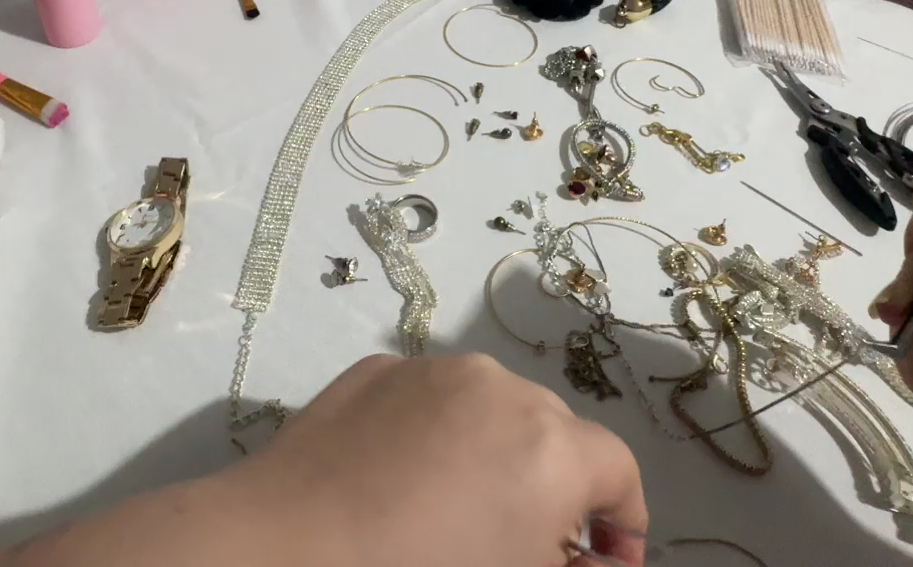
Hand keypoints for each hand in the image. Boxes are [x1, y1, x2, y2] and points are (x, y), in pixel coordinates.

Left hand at [230, 353, 647, 566]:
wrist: (290, 551)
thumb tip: (593, 559)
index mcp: (549, 443)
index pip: (617, 467)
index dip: (622, 520)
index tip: (604, 560)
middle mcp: (497, 384)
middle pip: (553, 428)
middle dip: (555, 481)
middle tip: (527, 537)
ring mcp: (431, 366)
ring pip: (489, 403)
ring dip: (493, 446)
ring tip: (456, 501)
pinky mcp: (376, 367)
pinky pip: (429, 396)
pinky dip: (436, 429)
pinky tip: (401, 475)